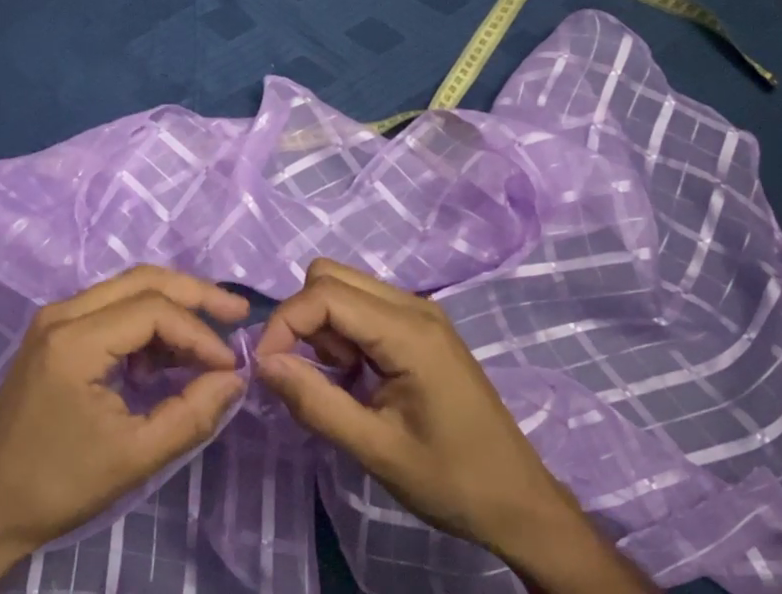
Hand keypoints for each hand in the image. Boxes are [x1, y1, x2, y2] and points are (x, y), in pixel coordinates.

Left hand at [0, 266, 249, 593]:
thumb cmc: (60, 484)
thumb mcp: (135, 456)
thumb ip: (191, 413)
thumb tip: (235, 378)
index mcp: (73, 340)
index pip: (153, 309)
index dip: (200, 333)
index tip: (231, 367)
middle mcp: (60, 315)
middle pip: (140, 280)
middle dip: (193, 294)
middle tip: (237, 312)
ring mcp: (52, 322)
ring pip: (123, 291)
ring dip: (169, 309)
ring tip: (207, 344)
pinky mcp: (51, 336)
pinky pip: (107, 311)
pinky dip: (143, 324)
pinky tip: (164, 360)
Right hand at [255, 260, 658, 593]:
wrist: (520, 504)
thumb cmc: (451, 480)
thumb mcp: (375, 450)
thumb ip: (315, 402)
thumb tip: (262, 363)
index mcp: (410, 333)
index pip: (324, 294)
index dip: (284, 324)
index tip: (267, 369)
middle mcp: (416, 308)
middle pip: (330, 277)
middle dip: (303, 319)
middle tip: (309, 374)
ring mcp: (421, 315)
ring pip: (344, 287)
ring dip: (323, 327)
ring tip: (339, 381)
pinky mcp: (421, 329)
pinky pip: (363, 307)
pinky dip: (342, 332)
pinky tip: (357, 377)